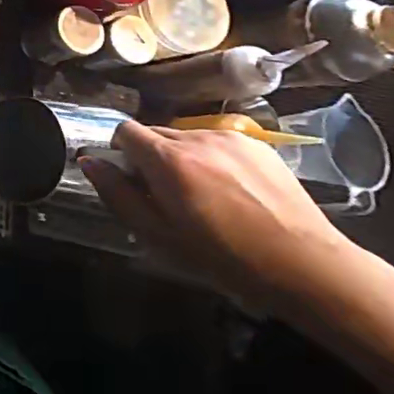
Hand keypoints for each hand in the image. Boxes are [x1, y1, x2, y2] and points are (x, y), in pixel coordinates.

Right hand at [79, 122, 372, 319]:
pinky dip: (213, 159)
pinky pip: (218, 142)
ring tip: (205, 197)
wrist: (303, 263)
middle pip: (155, 133)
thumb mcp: (160, 236)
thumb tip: (90, 162)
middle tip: (167, 197)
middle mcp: (195, 138)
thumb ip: (118, 194)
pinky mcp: (257, 143)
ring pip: (187, 138)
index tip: (131, 179)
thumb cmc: (224, 258)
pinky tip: (232, 192)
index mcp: (167, 160)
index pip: (125, 130)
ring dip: (182, 158)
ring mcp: (229, 137)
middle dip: (152, 158)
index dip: (121, 152)